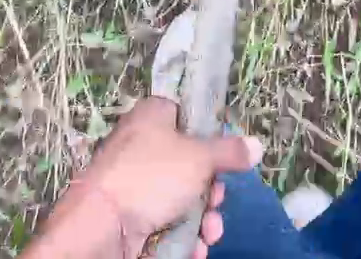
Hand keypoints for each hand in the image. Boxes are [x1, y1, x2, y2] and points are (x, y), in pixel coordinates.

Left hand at [23, 97, 262, 258]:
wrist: (102, 223)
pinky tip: (194, 250)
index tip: (226, 158)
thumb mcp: (198, 157)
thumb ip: (229, 152)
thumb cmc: (152, 175)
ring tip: (208, 234)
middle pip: (190, 163)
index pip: (187, 115)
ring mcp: (137, 181)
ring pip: (181, 197)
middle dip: (211, 190)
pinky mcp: (133, 214)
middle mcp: (144, 143)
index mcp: (154, 114)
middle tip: (217, 202)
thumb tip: (257, 143)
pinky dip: (183, 236)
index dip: (210, 137)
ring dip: (203, 219)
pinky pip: (166, 221)